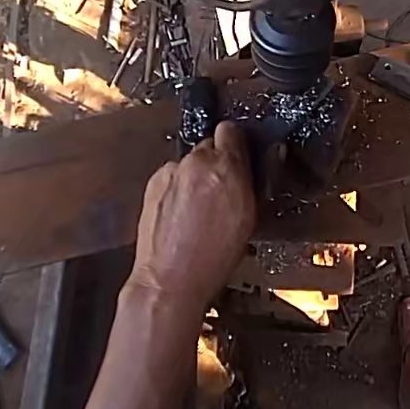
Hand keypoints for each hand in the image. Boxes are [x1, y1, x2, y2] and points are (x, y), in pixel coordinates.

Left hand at [128, 121, 255, 314]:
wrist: (170, 277)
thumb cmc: (212, 258)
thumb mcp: (248, 220)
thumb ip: (250, 184)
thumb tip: (255, 165)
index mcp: (228, 169)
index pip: (231, 131)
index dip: (235, 143)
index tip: (237, 153)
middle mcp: (198, 163)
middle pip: (209, 147)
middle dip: (215, 164)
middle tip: (220, 190)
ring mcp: (173, 171)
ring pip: (189, 163)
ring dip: (194, 177)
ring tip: (197, 209)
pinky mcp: (154, 181)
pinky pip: (171, 176)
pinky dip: (175, 188)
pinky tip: (179, 213)